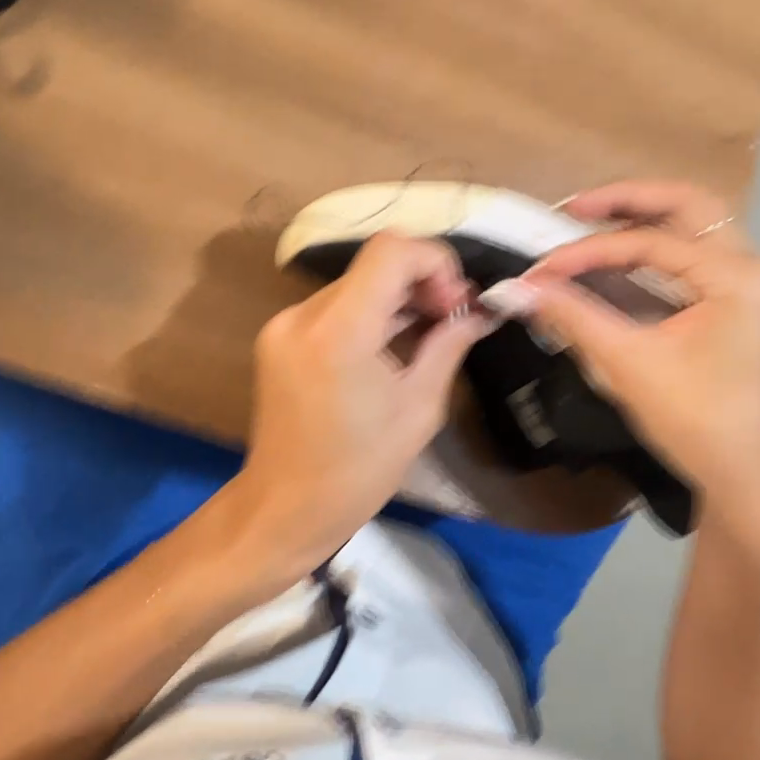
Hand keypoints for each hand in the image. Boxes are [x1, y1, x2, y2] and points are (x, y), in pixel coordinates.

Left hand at [222, 233, 493, 577]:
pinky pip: (336, 306)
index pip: (390, 251)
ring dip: (398, 297)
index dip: (434, 261)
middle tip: (452, 319)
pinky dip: (371, 313)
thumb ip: (448, 346)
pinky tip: (394, 345)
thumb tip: (479, 311)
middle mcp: (304, 315)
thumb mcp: (419, 409)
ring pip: (357, 283)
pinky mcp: (280, 336)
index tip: (455, 302)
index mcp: (340, 332)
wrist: (285, 509)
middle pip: (374, 264)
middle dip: (421, 281)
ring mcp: (286, 324)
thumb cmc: (359, 471)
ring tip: (429, 334)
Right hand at [522, 181, 759, 528]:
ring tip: (589, 224)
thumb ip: (573, 316)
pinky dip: (655, 251)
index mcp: (736, 275)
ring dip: (642, 221)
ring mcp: (749, 284)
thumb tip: (518, 288)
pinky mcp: (738, 303)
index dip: (587, 251)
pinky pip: (694, 257)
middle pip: (687, 205)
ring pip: (694, 227)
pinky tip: (617, 261)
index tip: (540, 268)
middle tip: (573, 209)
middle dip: (626, 200)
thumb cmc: (695, 421)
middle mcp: (751, 266)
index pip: (649, 242)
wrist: (744, 478)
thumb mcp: (628, 364)